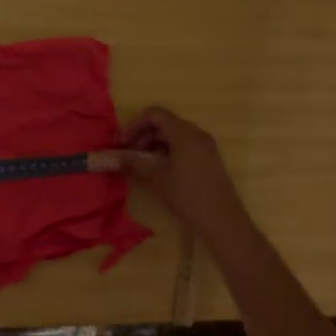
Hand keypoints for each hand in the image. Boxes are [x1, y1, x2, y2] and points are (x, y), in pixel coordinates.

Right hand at [119, 107, 251, 237]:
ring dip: (153, 144)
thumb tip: (112, 156)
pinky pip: (183, 145)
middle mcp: (197, 134)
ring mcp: (205, 146)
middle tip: (127, 154)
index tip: (120, 143)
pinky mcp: (208, 158)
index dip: (133, 125)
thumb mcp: (156, 178)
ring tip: (140, 164)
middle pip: (164, 123)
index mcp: (184, 133)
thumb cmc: (187, 196)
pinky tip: (158, 169)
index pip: (154, 114)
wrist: (222, 221)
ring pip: (173, 135)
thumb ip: (133, 162)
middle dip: (142, 135)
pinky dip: (167, 151)